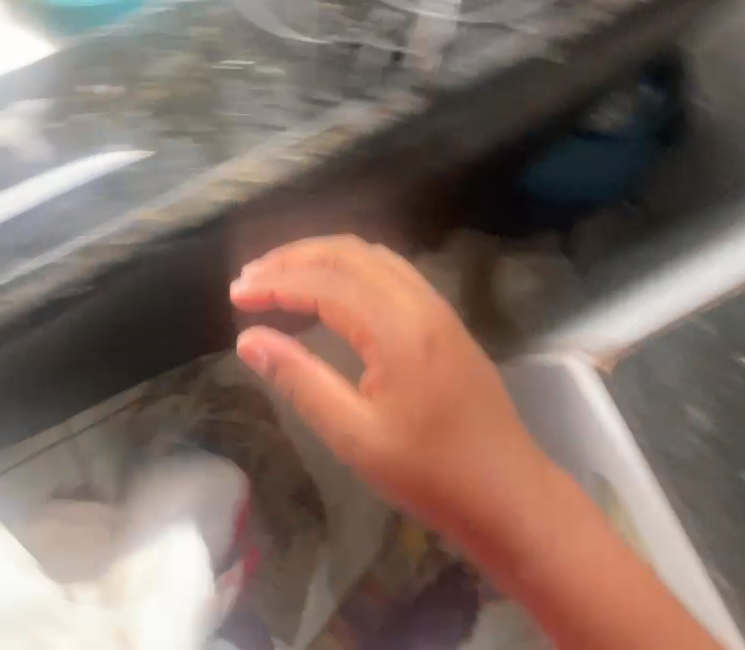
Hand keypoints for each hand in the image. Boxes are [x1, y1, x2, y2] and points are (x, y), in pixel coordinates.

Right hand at [229, 236, 551, 541]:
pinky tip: (329, 287)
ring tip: (279, 276)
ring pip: (370, 255)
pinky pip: (390, 269)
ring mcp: (436, 305)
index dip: (276, 283)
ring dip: (321, 256)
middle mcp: (418, 301)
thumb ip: (300, 380)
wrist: (508, 491)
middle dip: (293, 257)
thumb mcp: (354, 436)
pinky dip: (349, 266)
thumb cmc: (429, 473)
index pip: (324, 282)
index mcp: (397, 328)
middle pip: (346, 252)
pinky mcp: (443, 316)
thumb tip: (248, 339)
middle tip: (249, 279)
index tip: (235, 294)